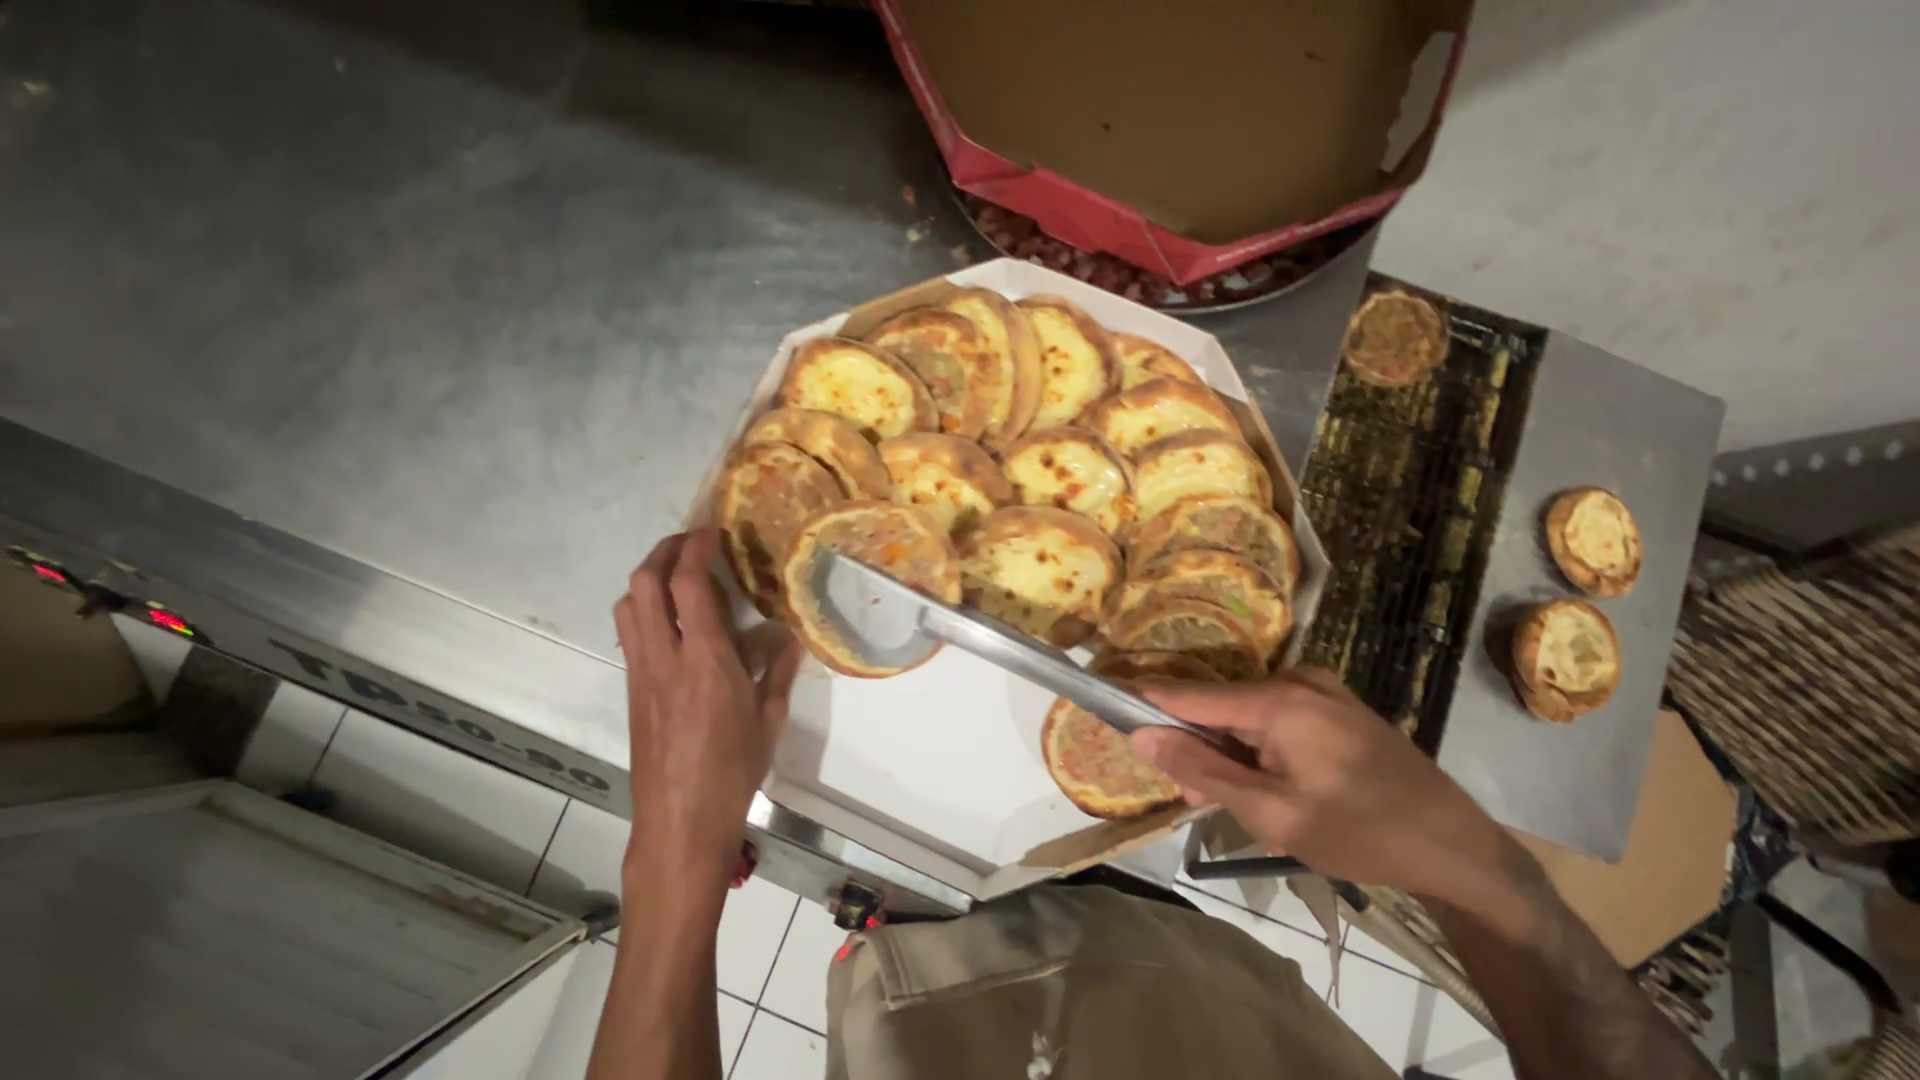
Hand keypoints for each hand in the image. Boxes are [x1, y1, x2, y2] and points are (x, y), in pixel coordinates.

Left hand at [613, 529, 804, 889]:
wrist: (680, 821)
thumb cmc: (733, 772)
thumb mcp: (769, 720)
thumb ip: (778, 672)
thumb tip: (791, 638)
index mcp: (705, 661)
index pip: (688, 585)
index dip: (696, 548)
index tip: (713, 531)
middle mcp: (665, 658)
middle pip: (644, 583)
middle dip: (663, 550)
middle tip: (691, 542)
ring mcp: (642, 673)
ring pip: (627, 605)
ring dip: (647, 576)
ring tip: (676, 572)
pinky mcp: (632, 689)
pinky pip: (629, 632)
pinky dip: (642, 607)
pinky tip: (670, 618)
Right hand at [1131, 667, 1514, 906]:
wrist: (1457, 847)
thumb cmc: (1361, 834)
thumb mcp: (1272, 813)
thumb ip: (1202, 772)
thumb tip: (1141, 737)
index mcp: (1279, 701)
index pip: (1189, 695)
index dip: (1144, 701)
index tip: (1102, 698)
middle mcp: (1298, 681)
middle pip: (1219, 707)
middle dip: (1198, 748)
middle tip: (1198, 803)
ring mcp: (1323, 691)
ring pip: (1247, 716)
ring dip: (1230, 755)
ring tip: (1241, 807)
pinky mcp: (1338, 707)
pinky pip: (1277, 719)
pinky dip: (1260, 749)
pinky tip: (1272, 789)